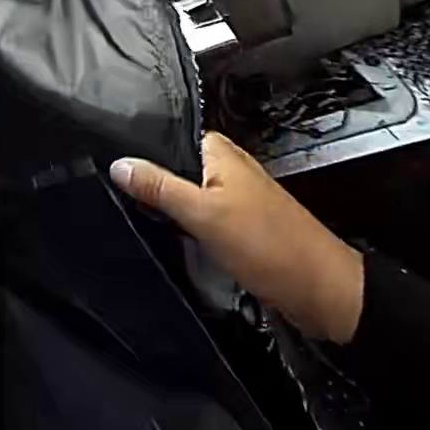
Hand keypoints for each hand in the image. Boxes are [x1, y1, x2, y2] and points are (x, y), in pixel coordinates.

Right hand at [111, 132, 363, 342]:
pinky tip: (163, 227)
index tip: (104, 158)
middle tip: (113, 188)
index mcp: (217, 149)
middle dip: (148, 177)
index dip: (137, 147)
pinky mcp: (236, 220)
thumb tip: (118, 164)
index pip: (165, 134)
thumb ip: (158, 187)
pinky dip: (181, 218)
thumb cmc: (268, 246)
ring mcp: (231, 192)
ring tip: (131, 206)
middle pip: (172, 163)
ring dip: (164, 200)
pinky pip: (197, 210)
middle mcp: (224, 164)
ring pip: (184, 189)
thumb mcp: (203, 214)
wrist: (324, 295)